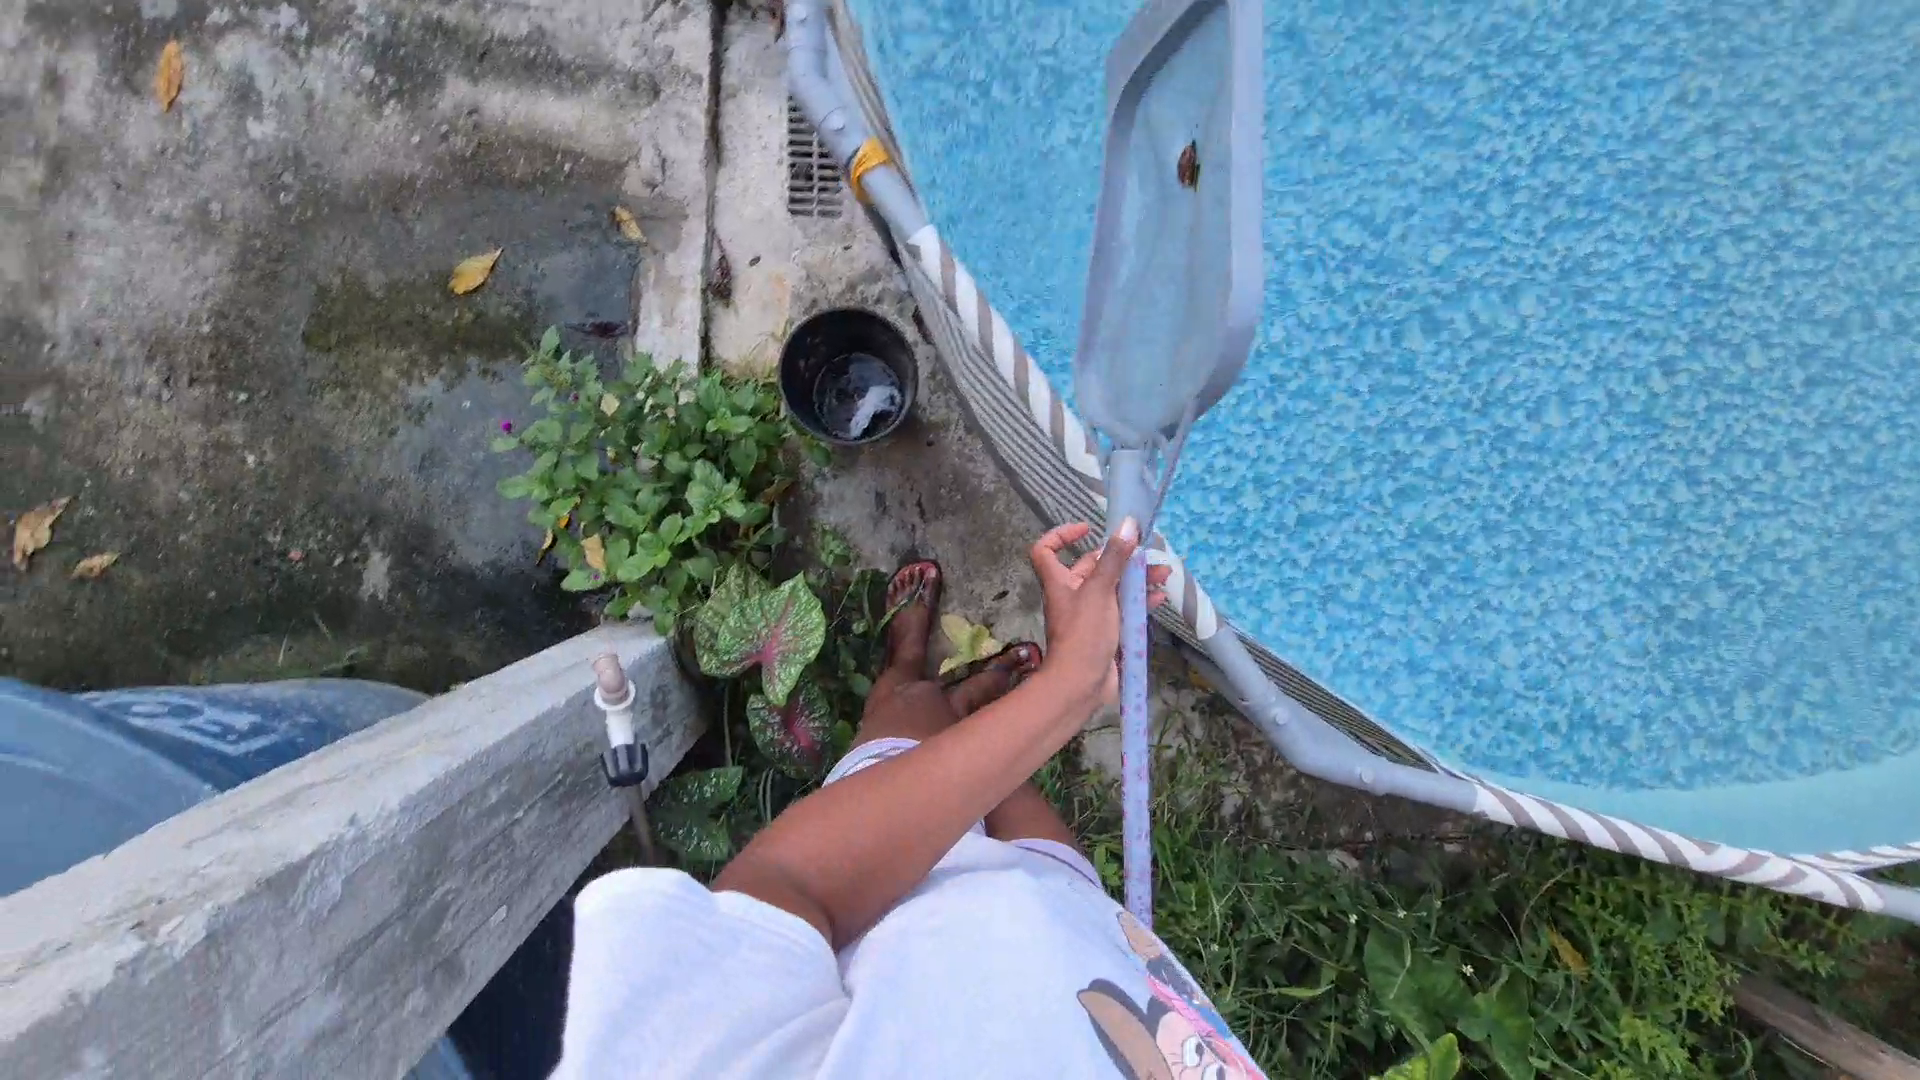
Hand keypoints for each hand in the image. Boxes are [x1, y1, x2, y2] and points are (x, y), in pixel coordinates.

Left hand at [1028, 519, 1170, 707]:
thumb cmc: (1083, 633)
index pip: (1046, 551)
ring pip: (1113, 588)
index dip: (1061, 535)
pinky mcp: (1107, 632)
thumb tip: (1127, 524)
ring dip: (1136, 578)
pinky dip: (1140, 601)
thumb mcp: (1099, 590)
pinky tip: (1160, 597)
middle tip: (1147, 553)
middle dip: (1120, 558)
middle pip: (1092, 568)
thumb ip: (1114, 558)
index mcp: (1059, 582)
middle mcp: (1072, 595)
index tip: (1087, 530)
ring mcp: (1090, 615)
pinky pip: (1124, 610)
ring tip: (1164, 573)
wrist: (1081, 683)